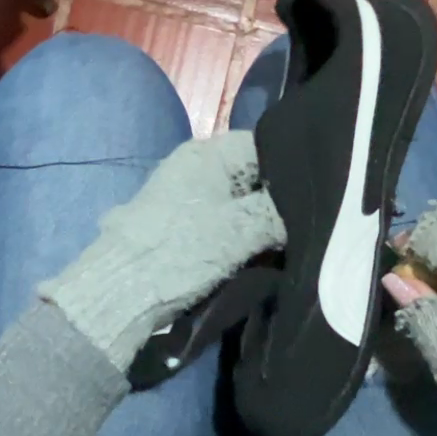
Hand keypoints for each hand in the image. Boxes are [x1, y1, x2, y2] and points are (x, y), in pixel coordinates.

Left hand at [39, 131, 284, 369]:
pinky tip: (253, 252)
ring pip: (235, 199)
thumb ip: (279, 211)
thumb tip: (304, 204)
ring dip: (257, 219)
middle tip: (304, 223)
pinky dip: (236, 232)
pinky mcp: (174, 223)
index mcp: (207, 152)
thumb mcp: (243, 230)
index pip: (265, 144)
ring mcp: (180, 193)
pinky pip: (218, 219)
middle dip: (275, 197)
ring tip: (284, 241)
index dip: (293, 167)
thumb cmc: (183, 250)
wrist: (122, 292)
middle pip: (250, 173)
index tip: (314, 195)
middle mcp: (192, 164)